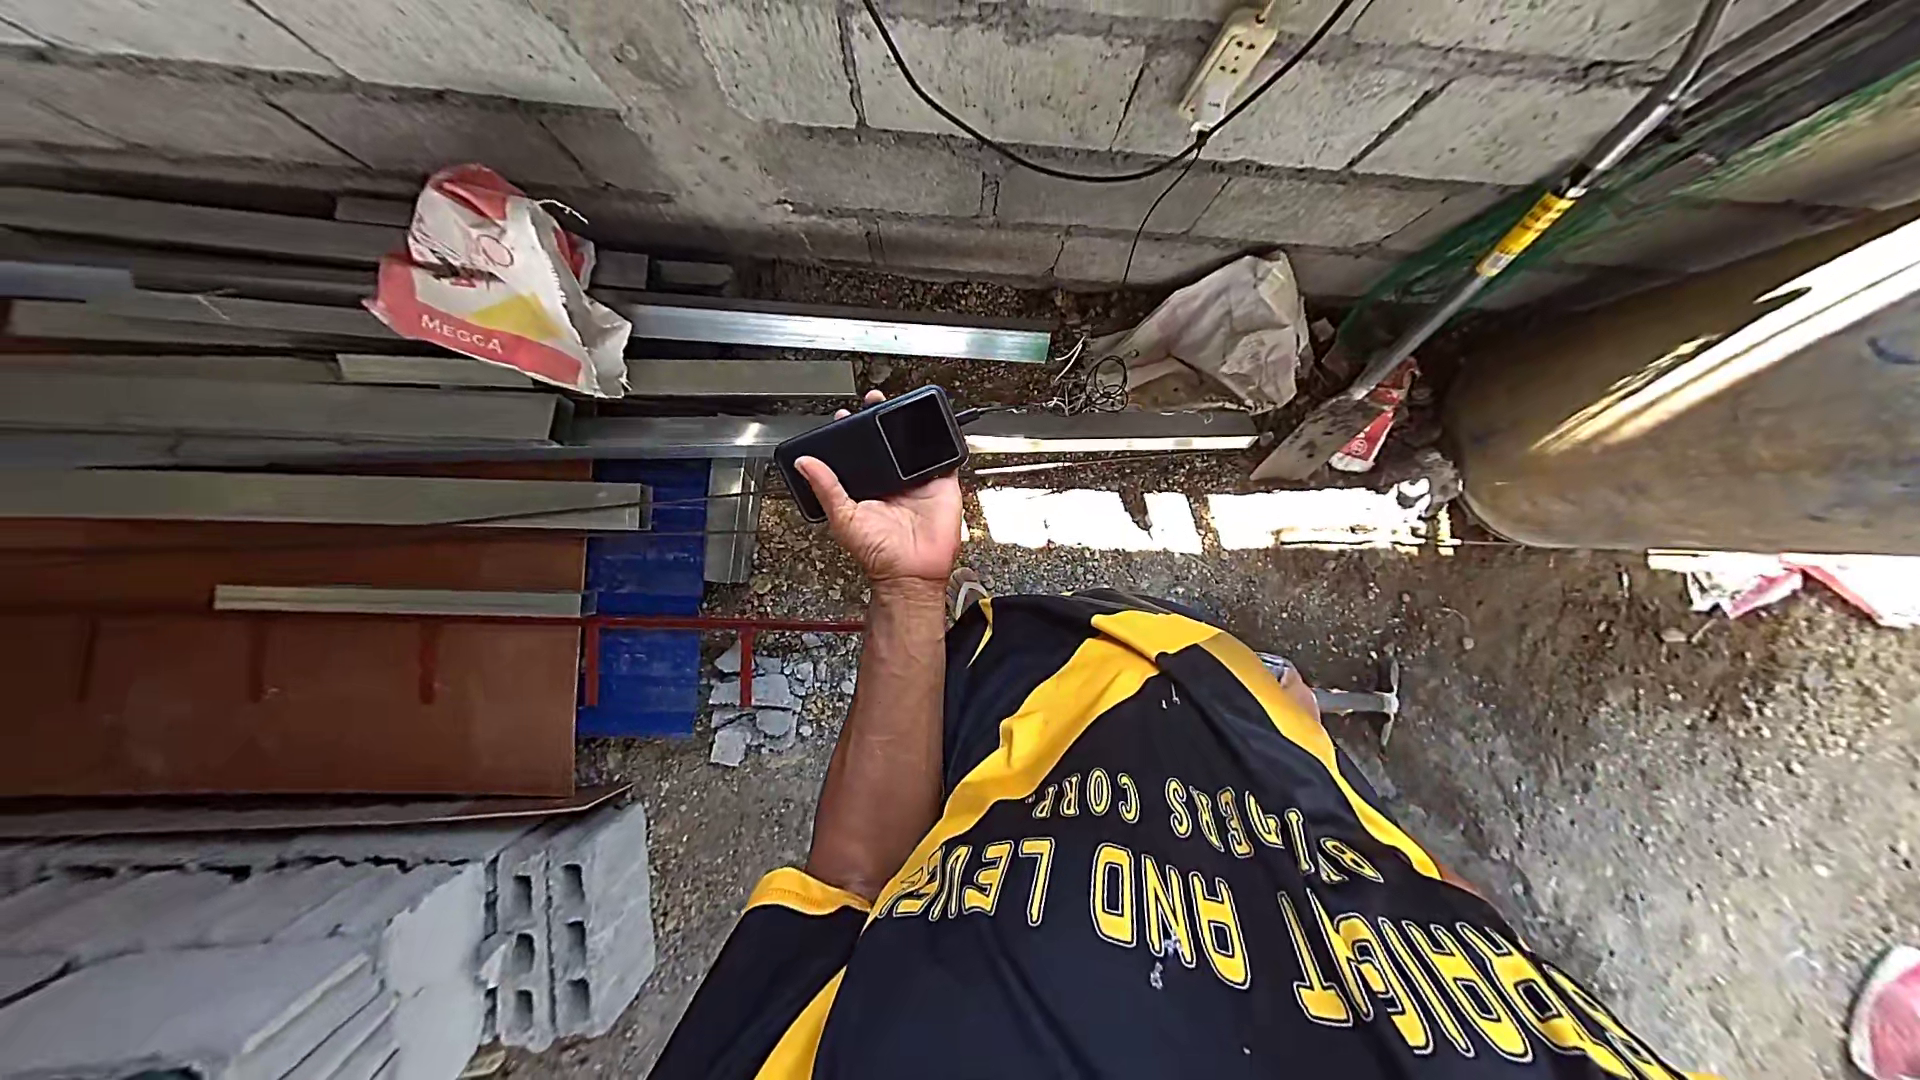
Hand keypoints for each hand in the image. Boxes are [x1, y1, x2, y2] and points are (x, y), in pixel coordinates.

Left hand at [794, 390, 962, 589]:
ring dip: (911, 427)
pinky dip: (943, 442)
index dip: (852, 432)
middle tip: (874, 402)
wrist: (911, 572)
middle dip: (881, 420)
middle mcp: (892, 482)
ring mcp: (917, 482)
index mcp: (868, 487)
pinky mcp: (941, 485)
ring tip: (902, 407)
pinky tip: (936, 429)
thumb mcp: (843, 518)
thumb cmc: (878, 554)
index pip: (858, 452)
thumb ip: (826, 489)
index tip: (844, 415)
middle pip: (887, 443)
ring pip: (914, 446)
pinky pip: (945, 459)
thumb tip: (804, 464)